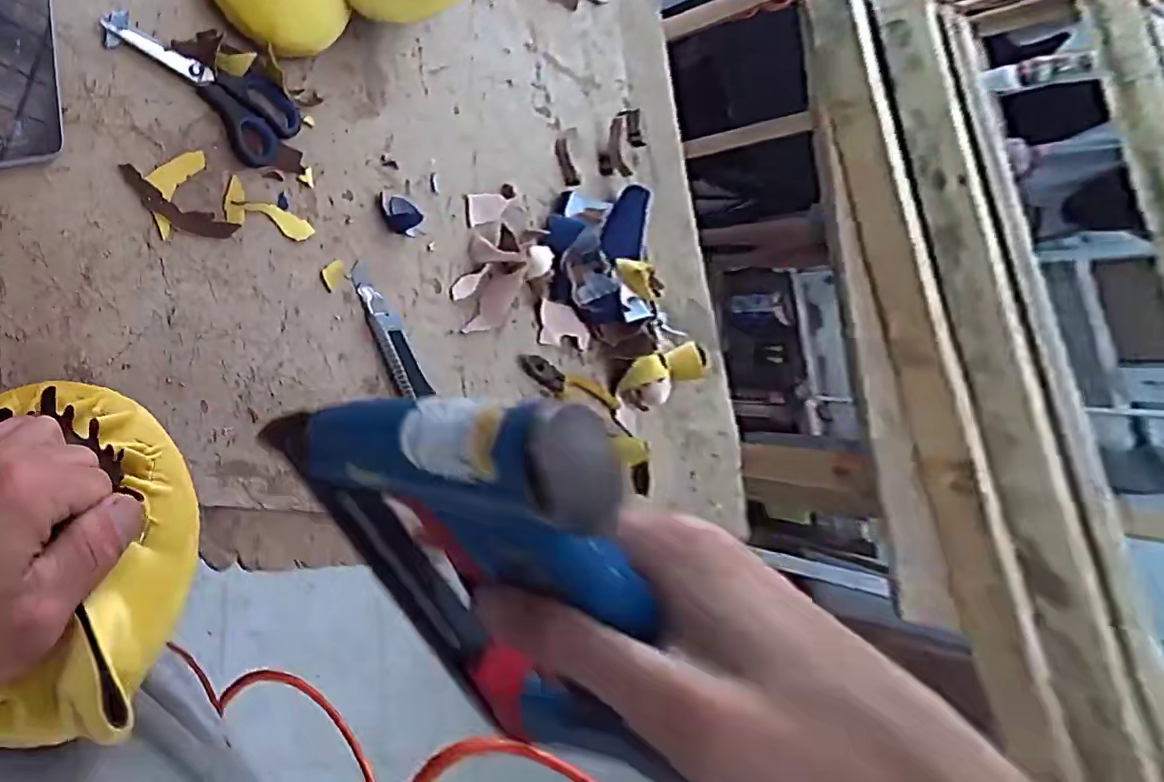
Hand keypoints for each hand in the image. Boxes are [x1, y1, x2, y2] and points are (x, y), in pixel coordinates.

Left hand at [0, 416, 142, 781]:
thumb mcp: (41, 610)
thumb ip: (94, 551)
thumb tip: (132, 506)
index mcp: (30, 486)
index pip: (102, 485)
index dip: (96, 528)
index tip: (68, 566)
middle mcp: (11, 454)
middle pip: (83, 459)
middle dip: (83, 503)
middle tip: (53, 554)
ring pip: (59, 440)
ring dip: (65, 477)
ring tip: (44, 523)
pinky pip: (25, 432)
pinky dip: (40, 453)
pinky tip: (30, 490)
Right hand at [477, 508, 1025, 781]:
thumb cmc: (812, 754)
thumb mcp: (676, 708)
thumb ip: (570, 643)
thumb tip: (481, 595)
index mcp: (665, 540)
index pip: (549, 512)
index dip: (498, 535)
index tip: (454, 564)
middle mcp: (682, 540)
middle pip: (574, 551)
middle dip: (538, 598)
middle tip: (516, 654)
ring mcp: (712, 576)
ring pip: (607, 588)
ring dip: (577, 630)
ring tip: (571, 689)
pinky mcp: (734, 612)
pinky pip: (647, 613)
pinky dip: (619, 645)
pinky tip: (631, 697)